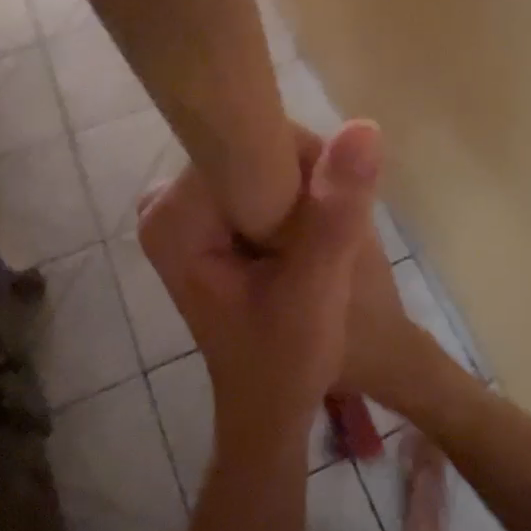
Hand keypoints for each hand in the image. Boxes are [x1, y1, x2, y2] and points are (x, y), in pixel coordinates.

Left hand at [138, 120, 383, 450]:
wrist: (270, 404)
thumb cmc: (286, 360)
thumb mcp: (318, 290)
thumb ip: (336, 213)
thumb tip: (364, 126)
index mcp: (174, 213)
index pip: (259, 144)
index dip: (310, 175)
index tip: (323, 230)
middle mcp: (166, 199)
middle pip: (262, 149)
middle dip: (307, 191)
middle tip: (318, 252)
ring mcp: (184, 205)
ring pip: (269, 162)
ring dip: (306, 199)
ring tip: (309, 255)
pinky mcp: (207, 213)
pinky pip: (265, 179)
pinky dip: (296, 206)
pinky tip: (298, 247)